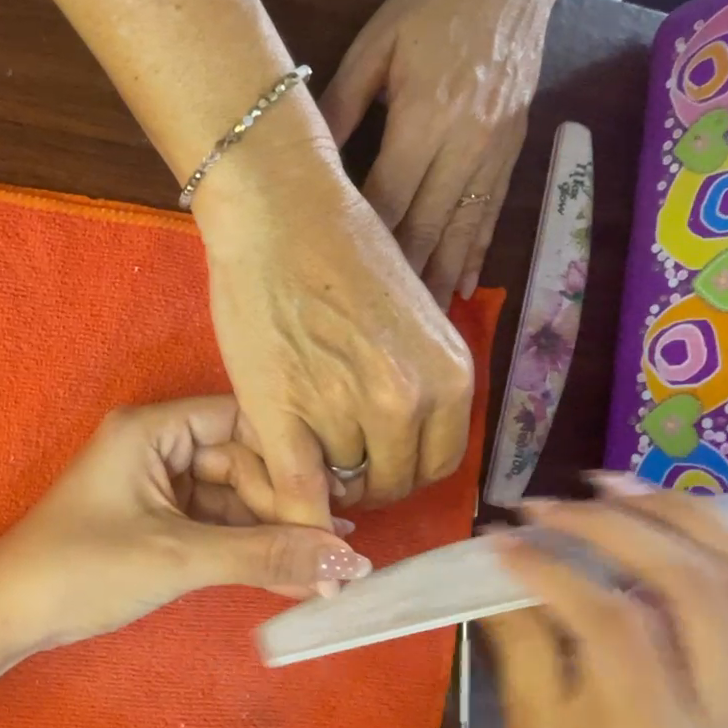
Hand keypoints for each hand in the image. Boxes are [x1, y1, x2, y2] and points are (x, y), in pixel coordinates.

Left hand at [0, 396, 368, 648]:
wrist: (11, 613)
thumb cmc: (82, 569)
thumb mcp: (177, 558)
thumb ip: (264, 553)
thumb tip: (348, 559)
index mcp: (150, 430)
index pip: (240, 421)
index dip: (290, 459)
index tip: (337, 502)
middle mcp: (156, 447)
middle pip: (242, 462)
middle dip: (287, 509)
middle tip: (339, 556)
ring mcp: (156, 485)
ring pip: (233, 498)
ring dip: (275, 535)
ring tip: (331, 572)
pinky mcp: (156, 520)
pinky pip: (216, 525)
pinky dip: (248, 550)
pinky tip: (293, 577)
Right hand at [193, 110, 474, 513]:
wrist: (278, 214)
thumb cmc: (340, 249)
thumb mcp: (409, 317)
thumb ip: (411, 377)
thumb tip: (390, 429)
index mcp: (449, 376)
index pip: (435, 465)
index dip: (395, 470)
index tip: (365, 464)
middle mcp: (410, 403)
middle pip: (388, 484)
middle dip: (357, 481)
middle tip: (323, 459)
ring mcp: (345, 412)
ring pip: (337, 486)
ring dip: (315, 475)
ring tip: (287, 443)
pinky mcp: (284, 415)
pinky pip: (297, 492)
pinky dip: (292, 513)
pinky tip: (279, 505)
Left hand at [321, 0, 581, 303]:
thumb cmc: (431, 7)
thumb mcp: (374, 47)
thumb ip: (340, 106)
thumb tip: (309, 157)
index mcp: (426, 118)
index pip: (387, 197)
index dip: (364, 242)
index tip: (339, 283)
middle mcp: (466, 143)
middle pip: (425, 223)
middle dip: (398, 276)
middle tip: (371, 324)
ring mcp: (496, 149)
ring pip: (462, 227)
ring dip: (437, 277)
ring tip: (415, 325)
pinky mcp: (514, 149)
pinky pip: (490, 211)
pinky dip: (475, 253)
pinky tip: (462, 287)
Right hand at [483, 474, 727, 727]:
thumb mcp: (526, 715)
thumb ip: (521, 634)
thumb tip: (500, 552)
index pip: (617, 628)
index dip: (554, 569)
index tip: (499, 536)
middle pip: (696, 591)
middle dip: (613, 529)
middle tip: (544, 505)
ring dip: (681, 518)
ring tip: (610, 487)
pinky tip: (669, 510)